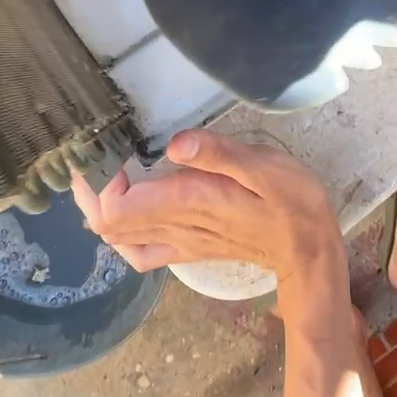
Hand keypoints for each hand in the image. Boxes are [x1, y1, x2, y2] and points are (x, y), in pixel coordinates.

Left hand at [72, 131, 345, 287]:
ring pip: (117, 238)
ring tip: (99, 174)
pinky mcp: (188, 250)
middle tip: (90, 153)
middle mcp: (176, 227)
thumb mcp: (265, 167)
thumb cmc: (292, 201)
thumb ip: (220, 154)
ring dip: (98, 209)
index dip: (98, 181)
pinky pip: (139, 253)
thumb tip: (174, 143)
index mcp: (189, 203)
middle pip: (107, 224)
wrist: (308, 249)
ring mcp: (180, 244)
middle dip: (88, 190)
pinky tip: (126, 211)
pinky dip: (120, 233)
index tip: (106, 146)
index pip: (116, 208)